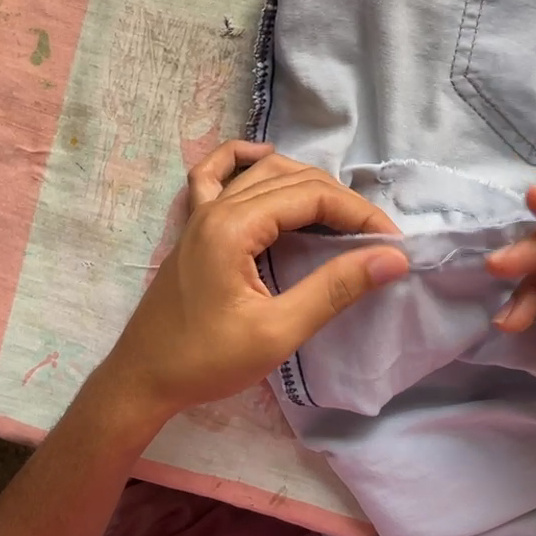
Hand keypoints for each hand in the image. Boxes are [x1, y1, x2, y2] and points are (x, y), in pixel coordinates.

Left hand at [95, 142, 409, 424]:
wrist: (143, 378)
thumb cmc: (206, 361)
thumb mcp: (277, 332)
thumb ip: (334, 289)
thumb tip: (391, 259)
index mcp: (232, 227)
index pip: (310, 196)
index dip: (357, 213)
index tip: (392, 242)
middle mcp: (213, 208)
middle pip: (288, 178)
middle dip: (338, 200)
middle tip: (373, 237)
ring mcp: (197, 214)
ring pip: (258, 173)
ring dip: (303, 183)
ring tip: (339, 214)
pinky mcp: (190, 228)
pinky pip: (212, 175)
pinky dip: (240, 161)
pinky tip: (262, 157)